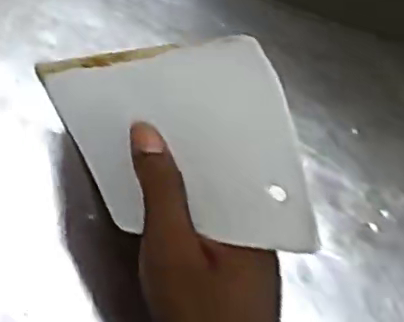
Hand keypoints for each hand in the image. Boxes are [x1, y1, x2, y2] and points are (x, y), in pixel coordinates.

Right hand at [131, 122, 280, 321]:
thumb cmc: (196, 312)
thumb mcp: (170, 246)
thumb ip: (161, 188)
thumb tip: (147, 130)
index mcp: (254, 229)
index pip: (234, 165)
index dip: (205, 133)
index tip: (178, 103)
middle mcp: (256, 238)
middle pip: (223, 178)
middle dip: (190, 147)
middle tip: (156, 113)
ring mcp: (243, 255)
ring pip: (212, 197)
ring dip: (183, 170)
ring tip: (150, 140)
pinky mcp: (225, 268)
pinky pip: (205, 215)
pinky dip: (182, 195)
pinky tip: (159, 185)